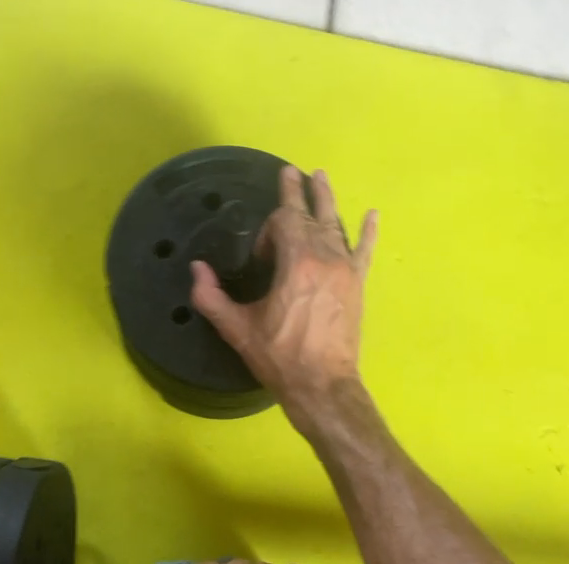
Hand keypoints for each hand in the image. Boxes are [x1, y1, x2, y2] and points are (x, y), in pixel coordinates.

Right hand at [190, 166, 377, 432]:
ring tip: (320, 178)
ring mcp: (345, 270)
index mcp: (296, 263)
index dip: (268, 232)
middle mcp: (325, 257)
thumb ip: (212, 298)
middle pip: (312, 214)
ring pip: (336, 225)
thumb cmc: (280, 359)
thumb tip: (195, 270)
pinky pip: (364, 251)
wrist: (322, 387)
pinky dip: (368, 232)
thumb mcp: (239, 330)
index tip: (260, 258)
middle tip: (292, 171)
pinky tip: (373, 215)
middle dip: (299, 193)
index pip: (284, 221)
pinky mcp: (357, 287)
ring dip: (326, 201)